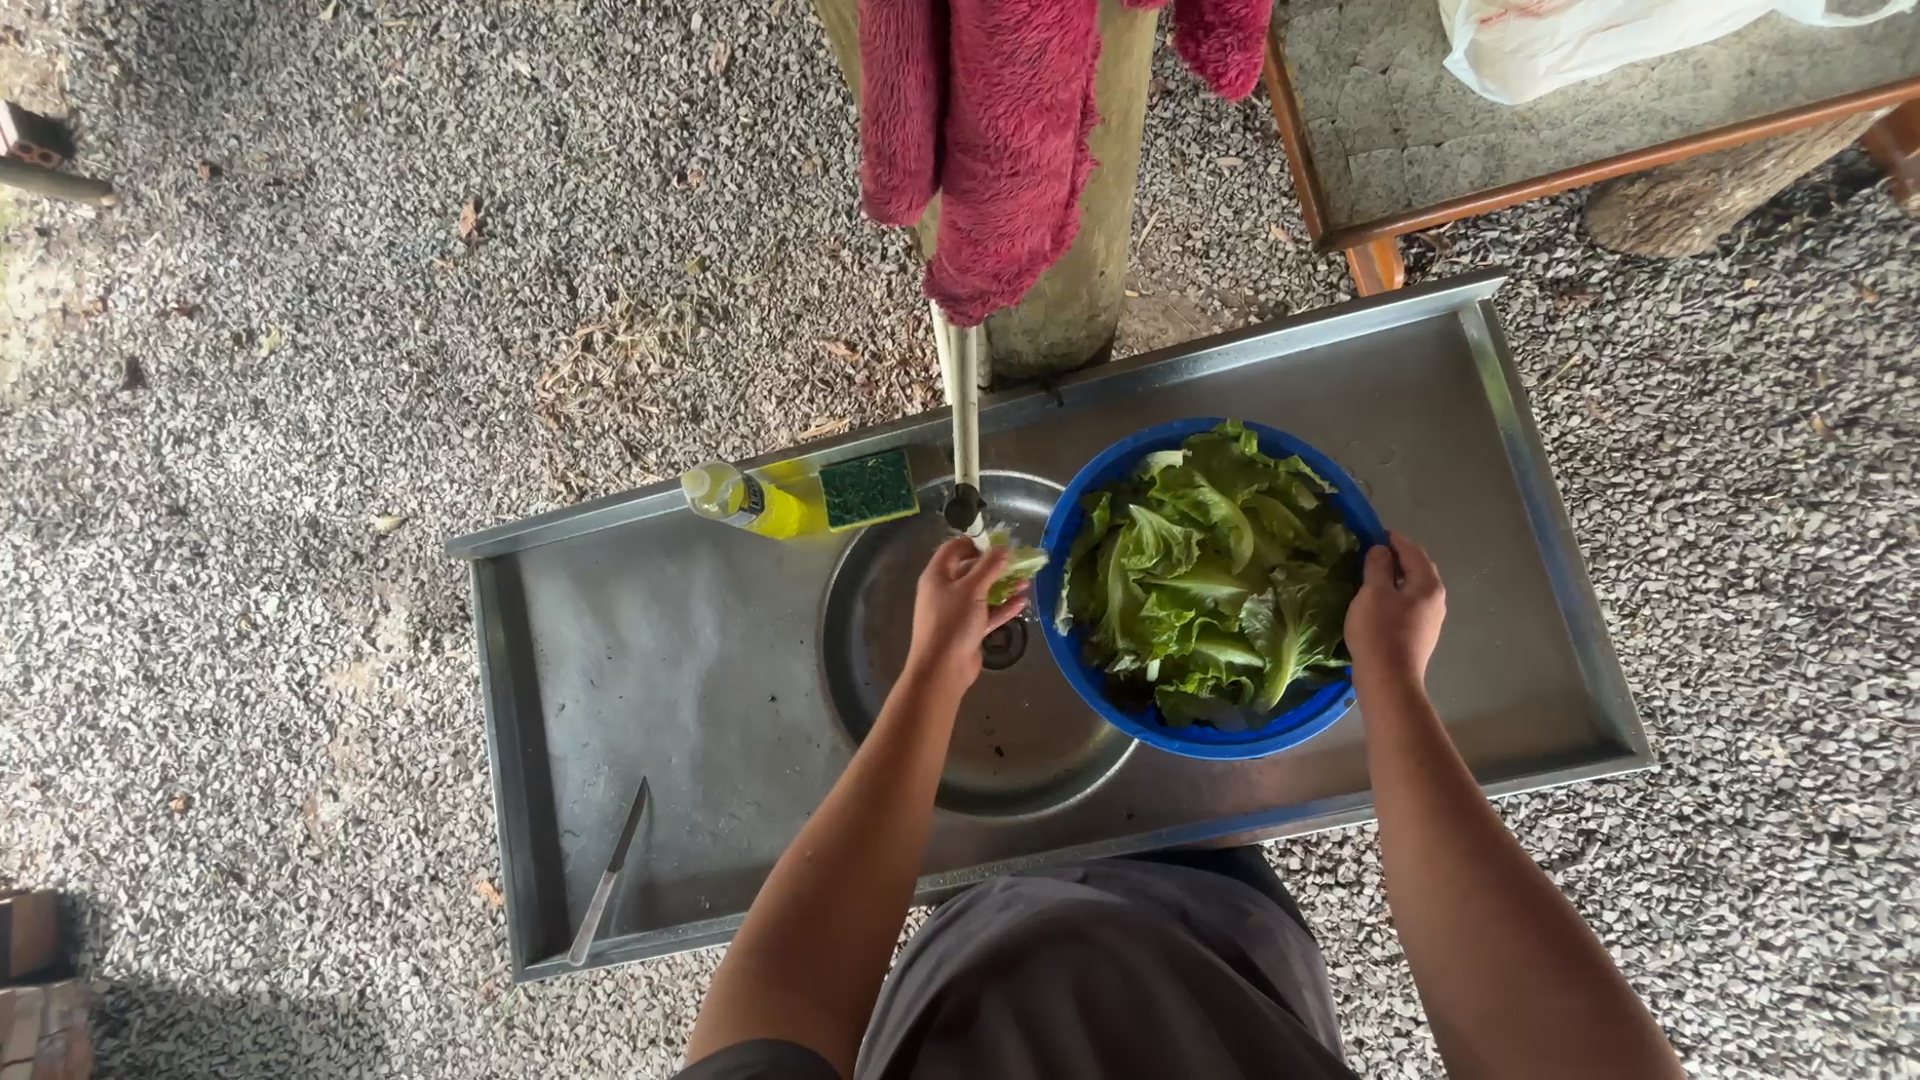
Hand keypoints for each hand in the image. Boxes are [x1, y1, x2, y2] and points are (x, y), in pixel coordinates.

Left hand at [903, 537, 1027, 692]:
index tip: (997, 543)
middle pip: (970, 571)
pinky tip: (1022, 602)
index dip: (974, 543)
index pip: (953, 549)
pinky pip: (987, 613)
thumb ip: (989, 567)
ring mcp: (956, 611)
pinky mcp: (967, 630)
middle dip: (994, 566)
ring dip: (1002, 586)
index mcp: (937, 575)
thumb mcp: (972, 589)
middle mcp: (944, 590)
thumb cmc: (953, 622)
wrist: (942, 669)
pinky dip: (1002, 607)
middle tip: (1017, 562)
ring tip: (1026, 581)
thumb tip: (1004, 548)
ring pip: (981, 593)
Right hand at [1345, 532, 1445, 690]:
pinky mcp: (1420, 634)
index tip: (1373, 532)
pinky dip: (1395, 595)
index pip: (1413, 551)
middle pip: (1418, 569)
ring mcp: (1431, 619)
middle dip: (1397, 557)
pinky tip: (1378, 602)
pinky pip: (1409, 605)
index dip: (1394, 539)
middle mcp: (1436, 599)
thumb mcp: (1372, 593)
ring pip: (1413, 588)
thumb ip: (1377, 567)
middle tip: (1371, 552)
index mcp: (1428, 585)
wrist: (1389, 678)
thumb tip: (1381, 550)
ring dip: (1395, 578)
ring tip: (1371, 575)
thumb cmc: (1379, 631)